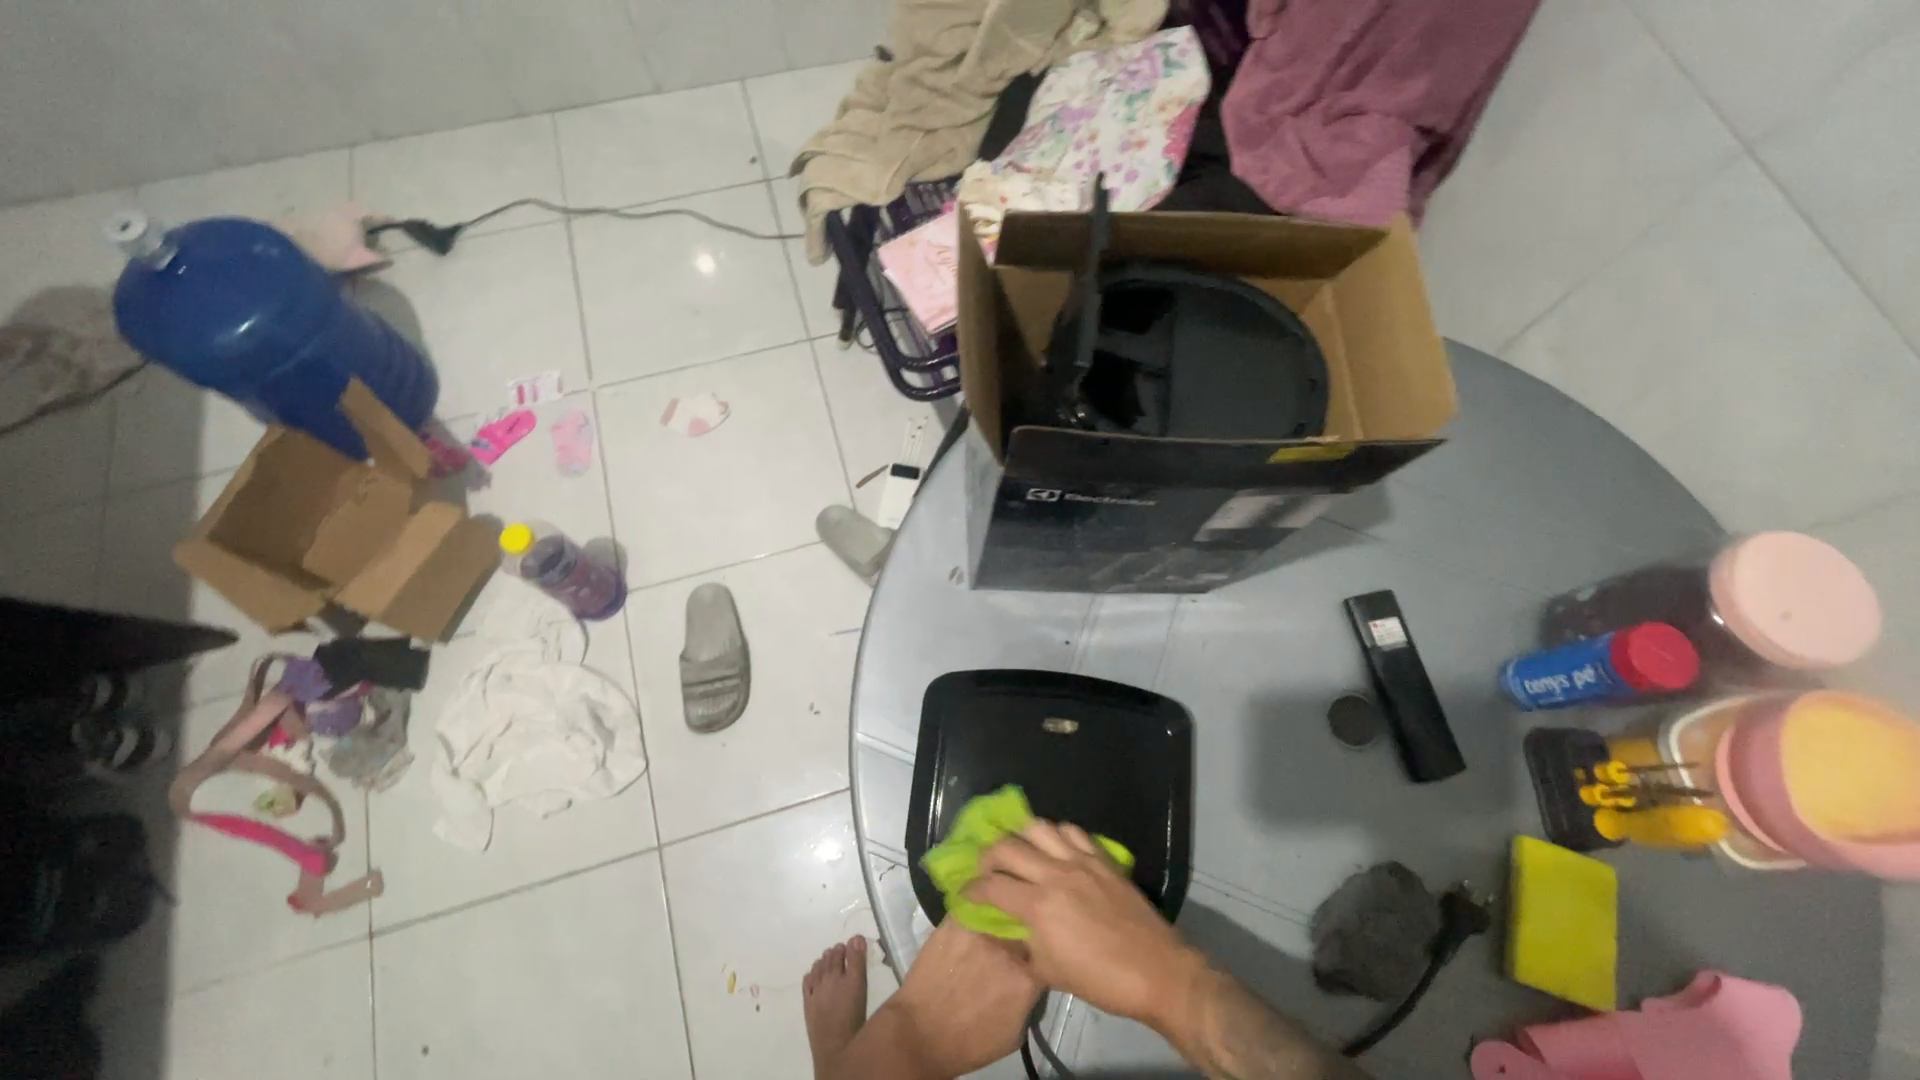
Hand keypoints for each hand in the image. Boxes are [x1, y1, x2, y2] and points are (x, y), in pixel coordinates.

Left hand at [887, 918, 1042, 1074]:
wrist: (922, 1033)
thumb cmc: (971, 1042)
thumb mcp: (1015, 1033)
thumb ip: (1031, 999)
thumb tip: (1034, 978)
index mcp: (1028, 978)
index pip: (1047, 953)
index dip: (1042, 951)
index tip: (1034, 953)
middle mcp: (1009, 950)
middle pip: (1025, 928)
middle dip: (1023, 931)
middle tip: (1013, 938)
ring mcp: (982, 931)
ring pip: (1002, 911)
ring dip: (1002, 915)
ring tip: (995, 922)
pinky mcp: (957, 921)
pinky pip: (975, 905)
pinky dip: (978, 906)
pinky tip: (977, 910)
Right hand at [965, 820, 1204, 1030]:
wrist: (1155, 971)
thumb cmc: (1100, 980)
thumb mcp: (1049, 973)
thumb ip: (1022, 946)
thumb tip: (1004, 932)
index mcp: (1038, 906)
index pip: (992, 886)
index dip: (972, 889)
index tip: (965, 893)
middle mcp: (1055, 874)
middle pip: (1008, 846)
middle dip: (988, 855)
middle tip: (986, 869)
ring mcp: (1081, 862)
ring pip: (1040, 827)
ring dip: (1021, 836)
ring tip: (1019, 850)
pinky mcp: (1103, 859)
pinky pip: (1073, 831)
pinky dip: (1057, 835)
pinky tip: (1055, 848)